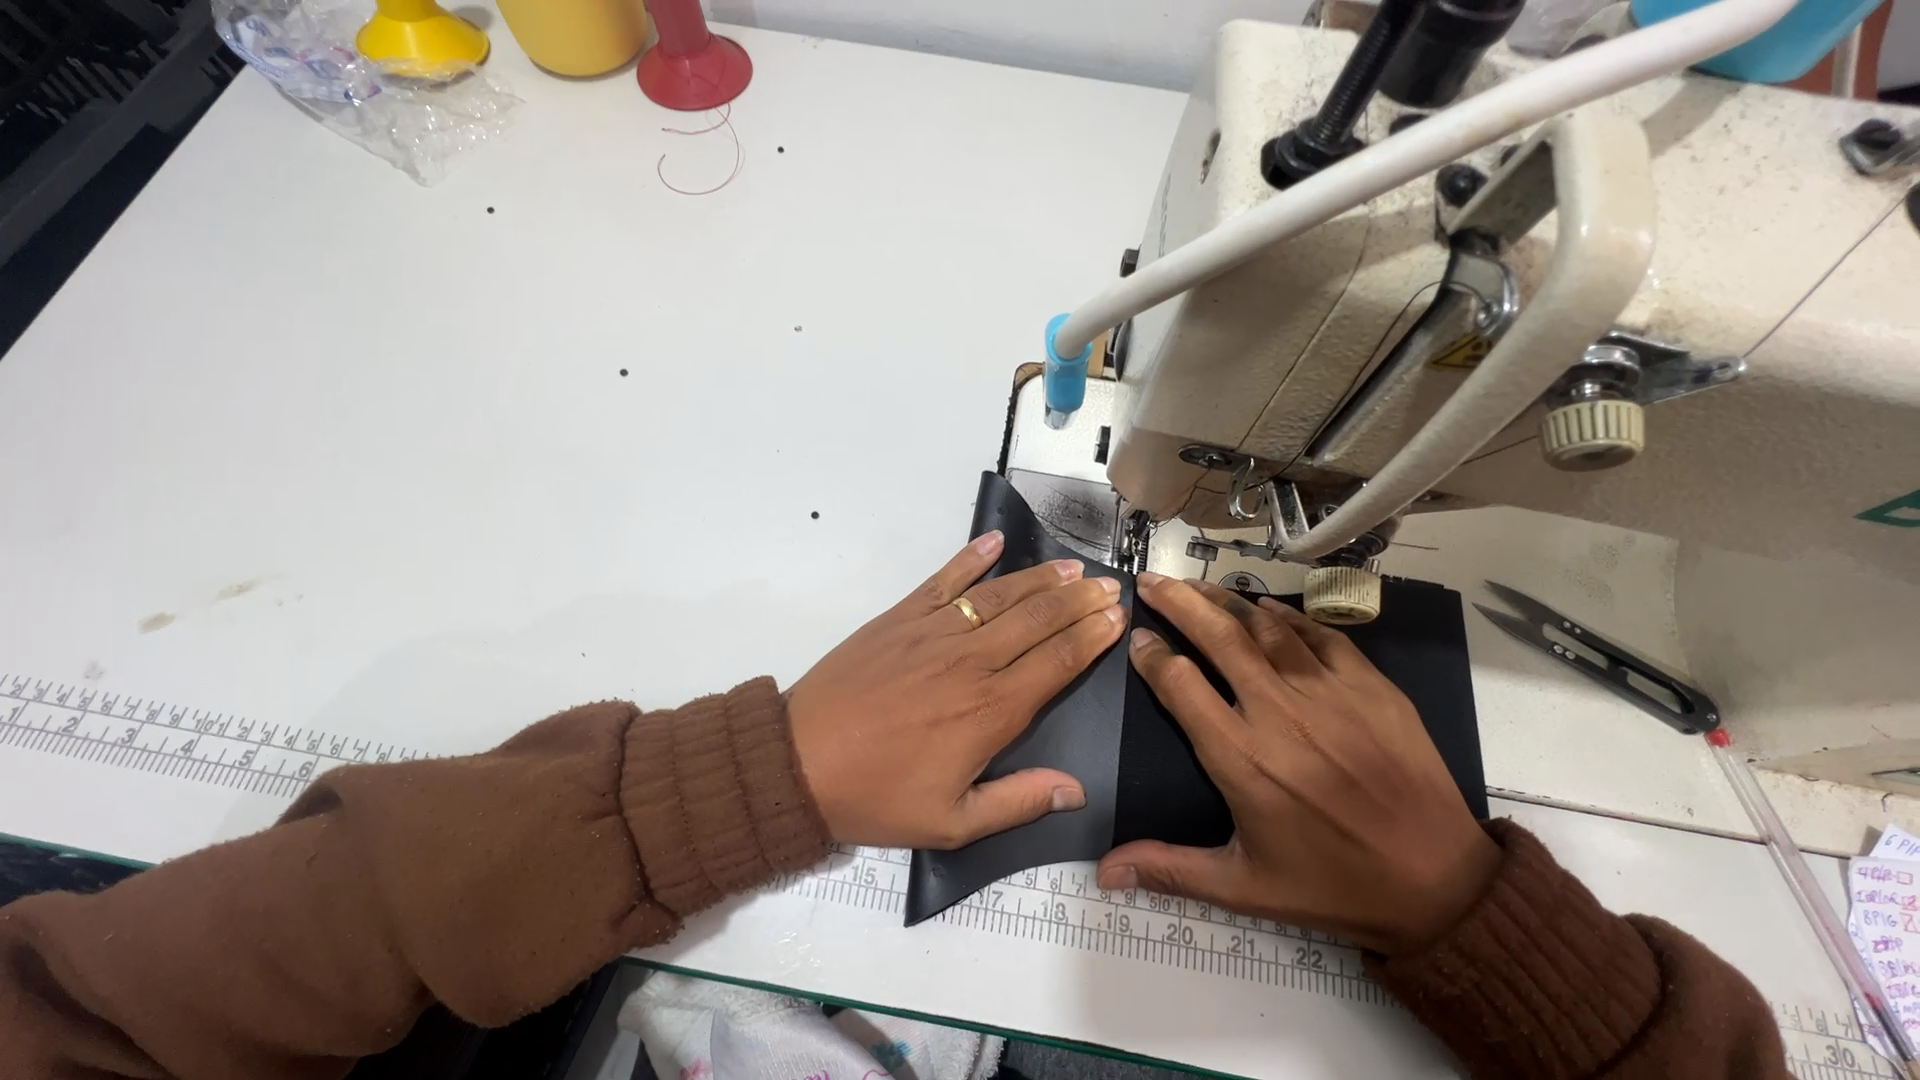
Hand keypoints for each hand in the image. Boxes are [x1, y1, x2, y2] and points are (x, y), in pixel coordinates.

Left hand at [788, 531, 1126, 848]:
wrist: (799, 762)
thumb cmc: (878, 796)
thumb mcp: (951, 821)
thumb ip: (1017, 802)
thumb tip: (1075, 791)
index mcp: (991, 711)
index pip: (1057, 663)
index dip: (1092, 638)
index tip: (1116, 619)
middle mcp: (972, 661)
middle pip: (1039, 620)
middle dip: (1079, 600)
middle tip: (1107, 586)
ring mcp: (935, 632)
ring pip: (1001, 596)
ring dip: (1040, 578)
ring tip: (1071, 567)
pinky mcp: (901, 617)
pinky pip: (944, 580)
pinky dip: (970, 558)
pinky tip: (995, 541)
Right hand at [1096, 574, 1498, 954]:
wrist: (1439, 884)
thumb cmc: (1332, 886)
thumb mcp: (1243, 886)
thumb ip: (1169, 869)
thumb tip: (1103, 872)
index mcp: (1240, 757)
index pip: (1178, 684)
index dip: (1151, 654)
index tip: (1138, 638)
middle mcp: (1278, 712)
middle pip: (1218, 637)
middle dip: (1178, 602)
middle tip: (1151, 580)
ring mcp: (1329, 693)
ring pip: (1266, 627)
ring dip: (1225, 600)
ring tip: (1198, 585)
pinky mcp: (1371, 686)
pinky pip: (1320, 636)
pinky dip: (1287, 615)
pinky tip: (1266, 606)